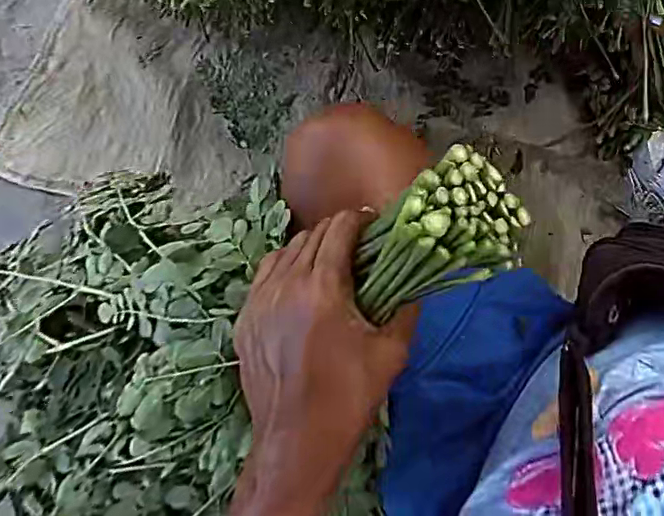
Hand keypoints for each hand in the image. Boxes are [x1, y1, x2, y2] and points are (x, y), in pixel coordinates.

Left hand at [231, 209, 415, 515]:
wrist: (296, 445)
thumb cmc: (348, 395)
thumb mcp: (393, 349)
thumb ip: (408, 305)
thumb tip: (419, 273)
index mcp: (322, 287)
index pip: (339, 227)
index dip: (361, 219)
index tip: (376, 226)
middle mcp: (286, 286)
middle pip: (313, 233)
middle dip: (340, 230)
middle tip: (361, 245)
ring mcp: (259, 303)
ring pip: (287, 249)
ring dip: (313, 245)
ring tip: (333, 260)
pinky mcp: (244, 321)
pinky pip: (265, 273)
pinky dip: (286, 265)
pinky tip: (301, 280)